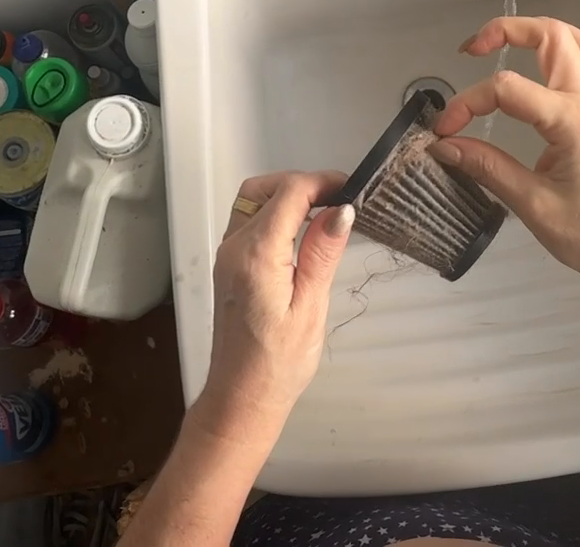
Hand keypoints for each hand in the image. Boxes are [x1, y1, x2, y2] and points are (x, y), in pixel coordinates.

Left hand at [196, 171, 353, 439]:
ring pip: (254, 197)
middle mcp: (234, 245)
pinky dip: (275, 210)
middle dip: (305, 184)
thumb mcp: (310, 308)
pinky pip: (249, 217)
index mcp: (256, 254)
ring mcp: (227, 252)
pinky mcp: (229, 261)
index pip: (289, 192)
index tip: (352, 190)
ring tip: (324, 211)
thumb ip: (322, 253)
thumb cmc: (279, 363)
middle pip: (267, 187)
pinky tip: (301, 228)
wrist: (241, 397)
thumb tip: (341, 209)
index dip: (323, 182)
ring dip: (288, 193)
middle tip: (340, 200)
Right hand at [427, 17, 579, 301]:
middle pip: (552, 38)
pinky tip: (560, 68)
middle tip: (472, 49)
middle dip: (507, 30)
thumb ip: (485, 167)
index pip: (506, 89)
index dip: (466, 104)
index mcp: (572, 122)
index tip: (443, 131)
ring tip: (510, 42)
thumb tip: (443, 146)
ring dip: (544, 34)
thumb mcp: (531, 205)